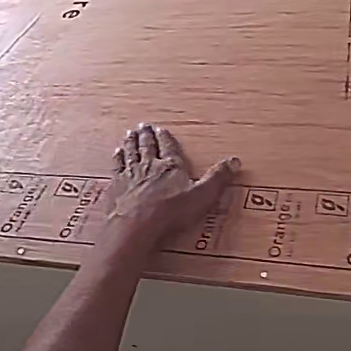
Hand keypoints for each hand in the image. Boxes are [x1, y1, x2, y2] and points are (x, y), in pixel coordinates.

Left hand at [101, 123, 238, 253]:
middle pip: (147, 147)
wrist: (137, 224)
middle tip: (143, 125)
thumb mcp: (202, 196)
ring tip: (129, 134)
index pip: (169, 148)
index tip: (162, 130)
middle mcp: (149, 166)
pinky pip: (117, 167)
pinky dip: (117, 158)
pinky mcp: (116, 186)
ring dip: (131, 143)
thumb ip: (217, 179)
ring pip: (130, 153)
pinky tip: (116, 153)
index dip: (166, 139)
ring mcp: (130, 175)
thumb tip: (234, 161)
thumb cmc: (170, 212)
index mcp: (170, 167)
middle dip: (146, 136)